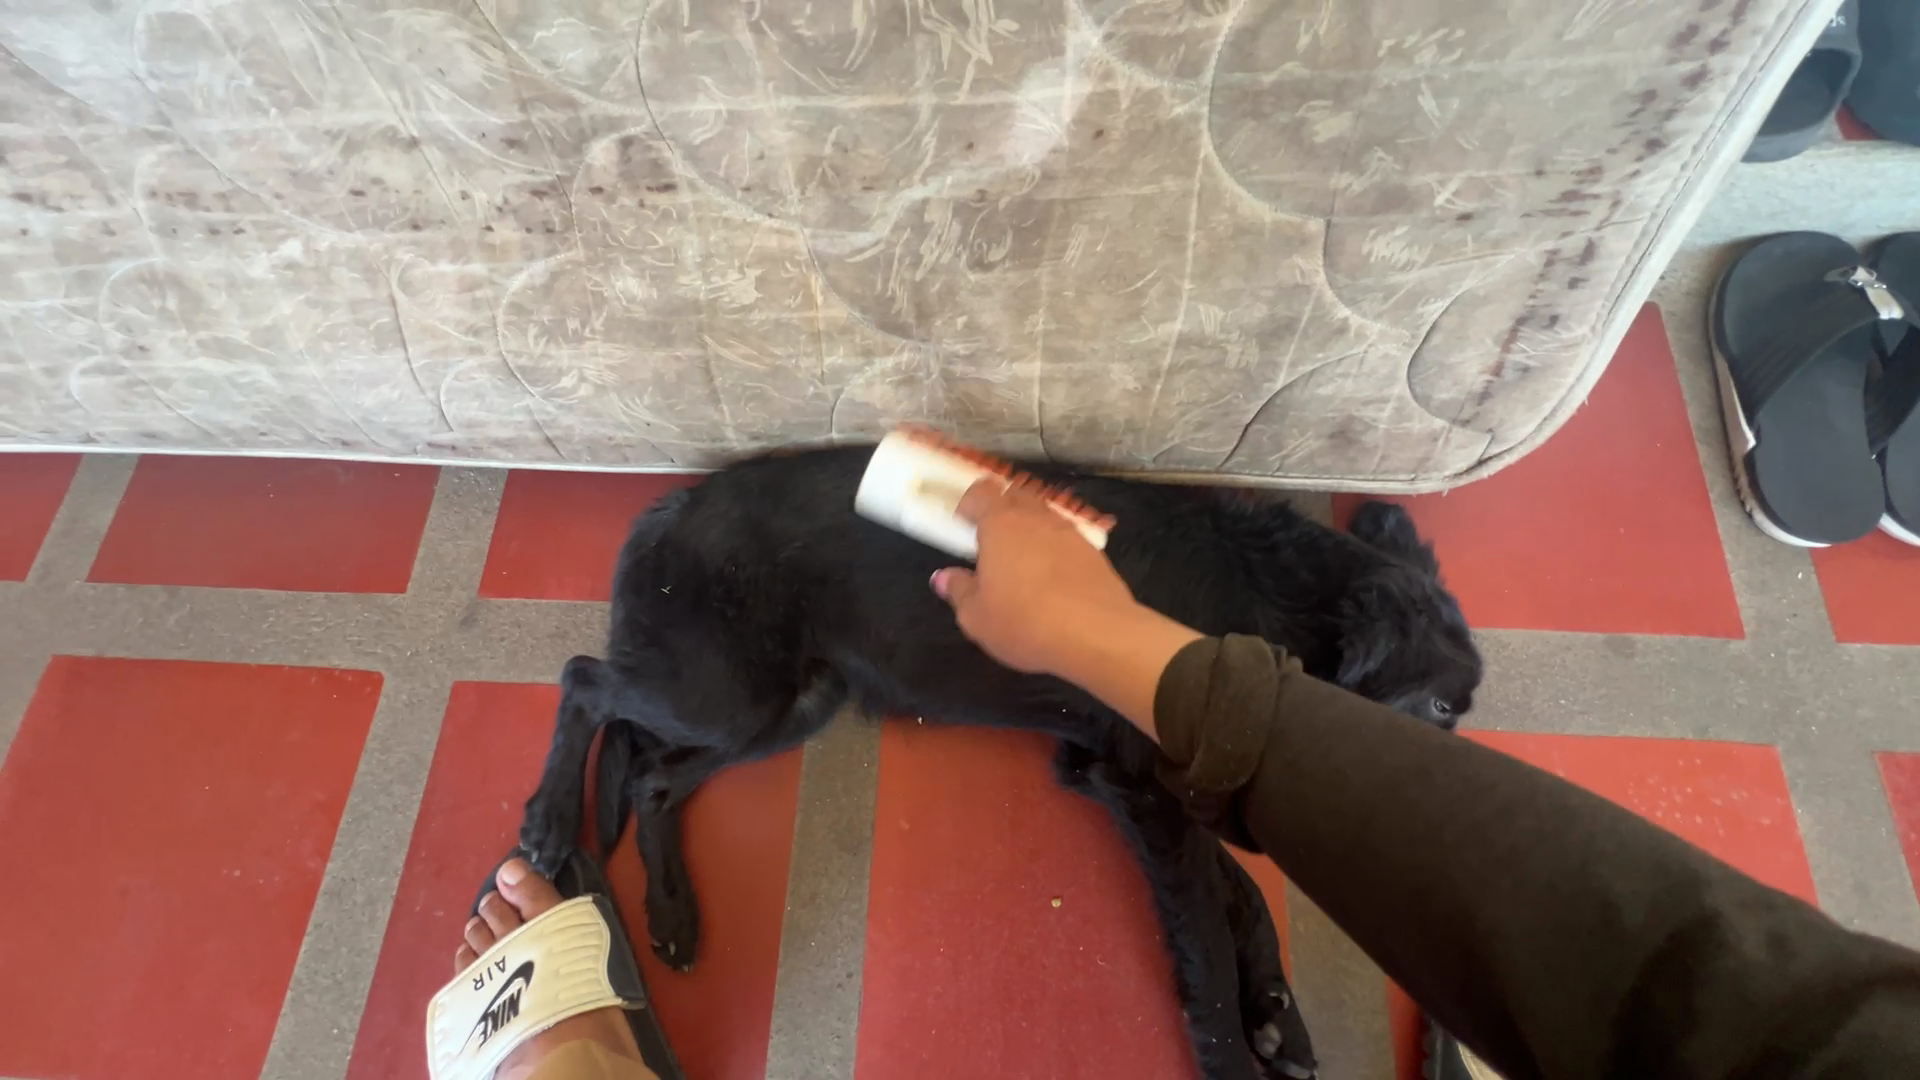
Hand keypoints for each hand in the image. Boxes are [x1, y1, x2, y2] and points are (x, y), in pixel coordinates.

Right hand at [930, 481, 1200, 739]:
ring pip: (1043, 515)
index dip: (968, 502)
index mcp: (1000, 525)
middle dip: (1000, 508)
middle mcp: (1036, 519)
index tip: (961, 523)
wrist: (1097, 634)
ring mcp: (1069, 532)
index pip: (981, 492)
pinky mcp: (1093, 553)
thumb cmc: (1026, 623)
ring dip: (1029, 528)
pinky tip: (1052, 577)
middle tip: (989, 538)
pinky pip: (1065, 538)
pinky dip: (1054, 548)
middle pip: (1015, 495)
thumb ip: (959, 591)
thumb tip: (943, 577)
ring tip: (1020, 560)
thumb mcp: (977, 618)